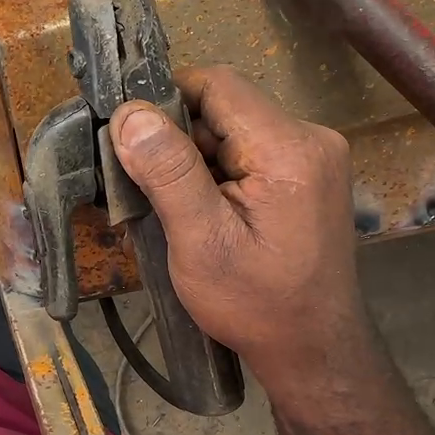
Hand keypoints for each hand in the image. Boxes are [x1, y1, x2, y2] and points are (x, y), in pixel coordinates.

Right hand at [109, 67, 366, 381]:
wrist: (310, 349)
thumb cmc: (255, 302)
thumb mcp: (201, 240)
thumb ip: (168, 172)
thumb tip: (130, 114)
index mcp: (289, 148)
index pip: (216, 85)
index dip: (163, 100)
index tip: (124, 137)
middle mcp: (307, 139)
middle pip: (220, 108)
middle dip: (171, 139)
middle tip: (138, 186)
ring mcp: (307, 158)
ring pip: (225, 131)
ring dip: (185, 161)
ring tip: (163, 207)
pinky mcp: (299, 176)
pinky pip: (239, 153)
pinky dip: (205, 174)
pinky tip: (190, 211)